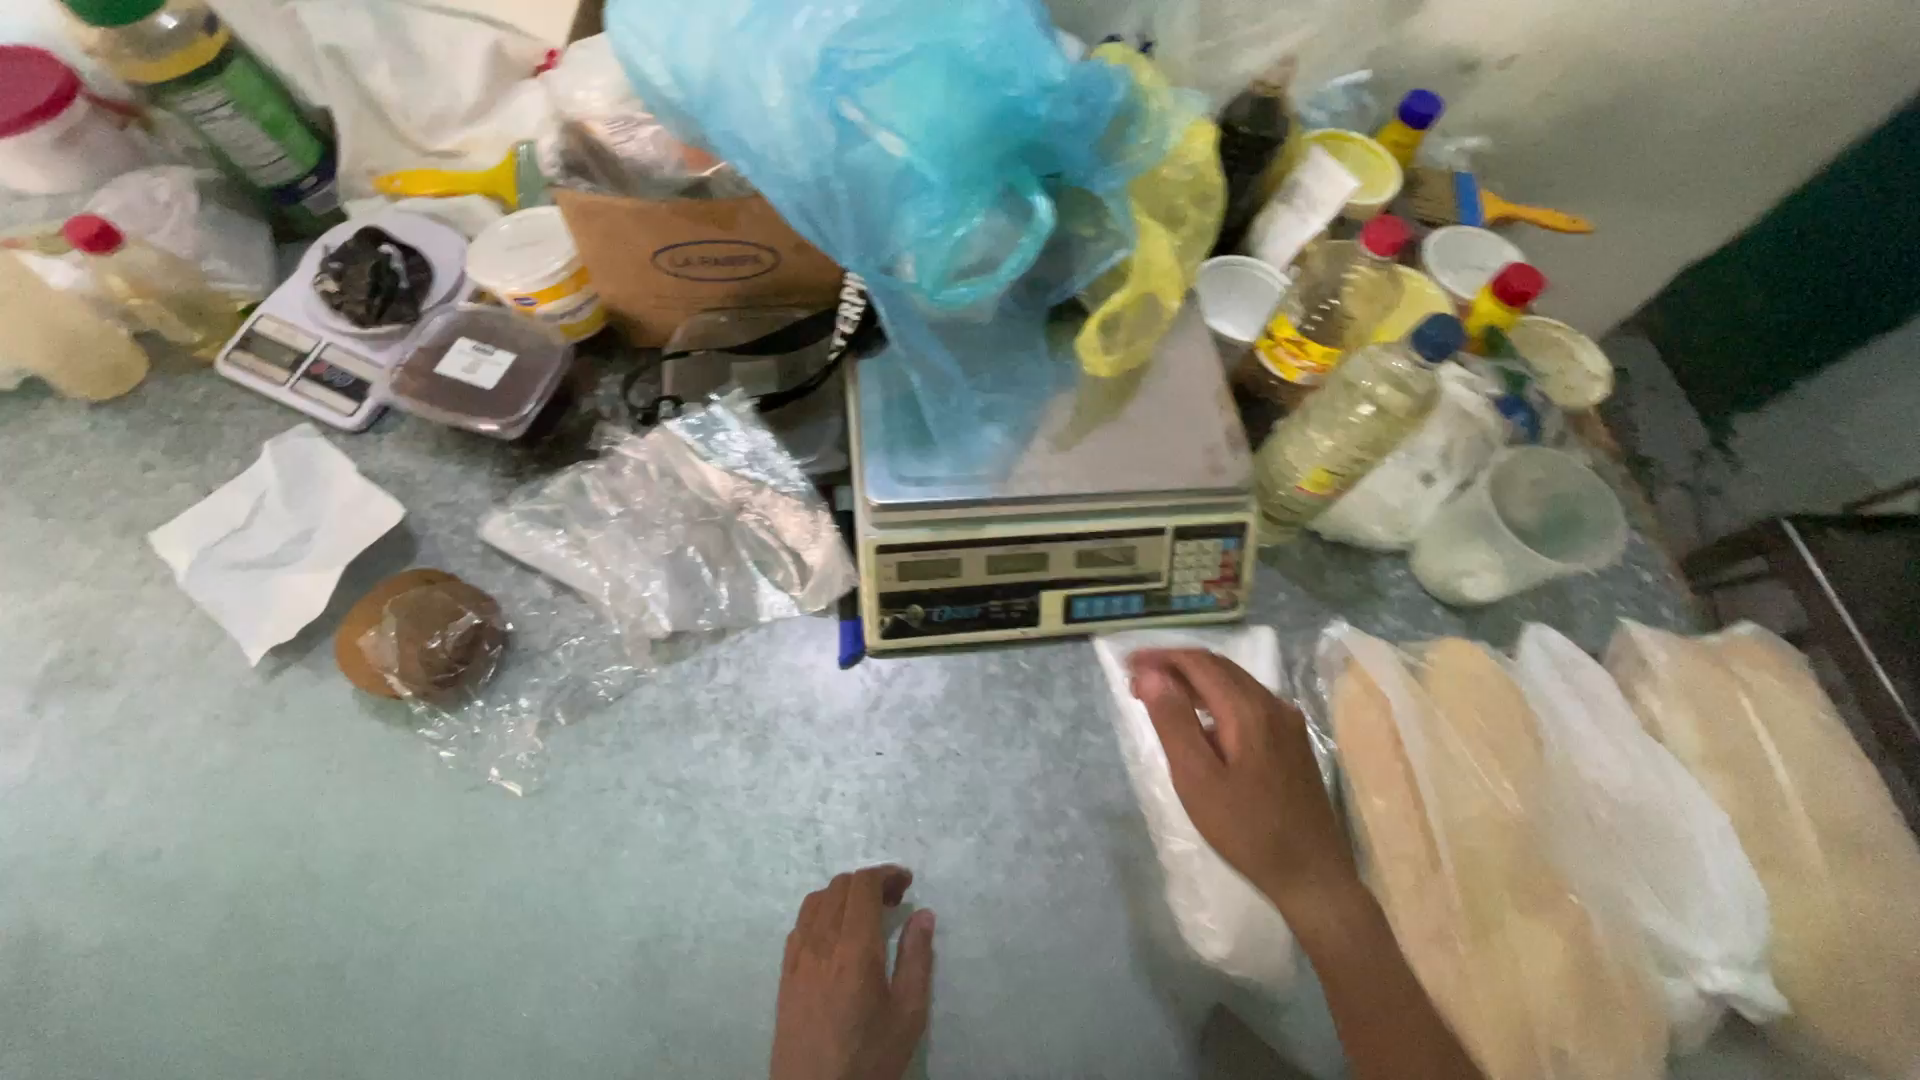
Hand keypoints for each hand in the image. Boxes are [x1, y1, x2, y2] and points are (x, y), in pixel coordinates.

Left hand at [771, 865, 935, 1079]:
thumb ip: (917, 958)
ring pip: (817, 900)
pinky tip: (838, 938)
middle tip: (894, 902)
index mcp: (854, 948)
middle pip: (840, 886)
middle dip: (869, 883)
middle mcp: (821, 943)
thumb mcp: (908, 1014)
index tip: (907, 883)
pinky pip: (801, 924)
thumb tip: (923, 914)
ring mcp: (797, 958)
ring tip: (867, 916)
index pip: (863, 885)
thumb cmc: (868, 1060)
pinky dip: (822, 914)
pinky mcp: (784, 974)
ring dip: (844, 895)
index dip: (886, 874)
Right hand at [1128, 648, 1357, 913]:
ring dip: (1195, 681)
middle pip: (1218, 667)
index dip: (1160, 657)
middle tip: (1138, 682)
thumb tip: (1151, 675)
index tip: (1127, 666)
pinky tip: (1202, 722)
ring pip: (1235, 683)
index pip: (1198, 663)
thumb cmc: (1246, 830)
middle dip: (1175, 666)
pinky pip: (1248, 702)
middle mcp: (1273, 704)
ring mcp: (1287, 722)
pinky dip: (1217, 698)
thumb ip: (1174, 722)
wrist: (1312, 875)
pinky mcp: (1292, 741)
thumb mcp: (1197, 779)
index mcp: (1248, 710)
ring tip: (1161, 697)